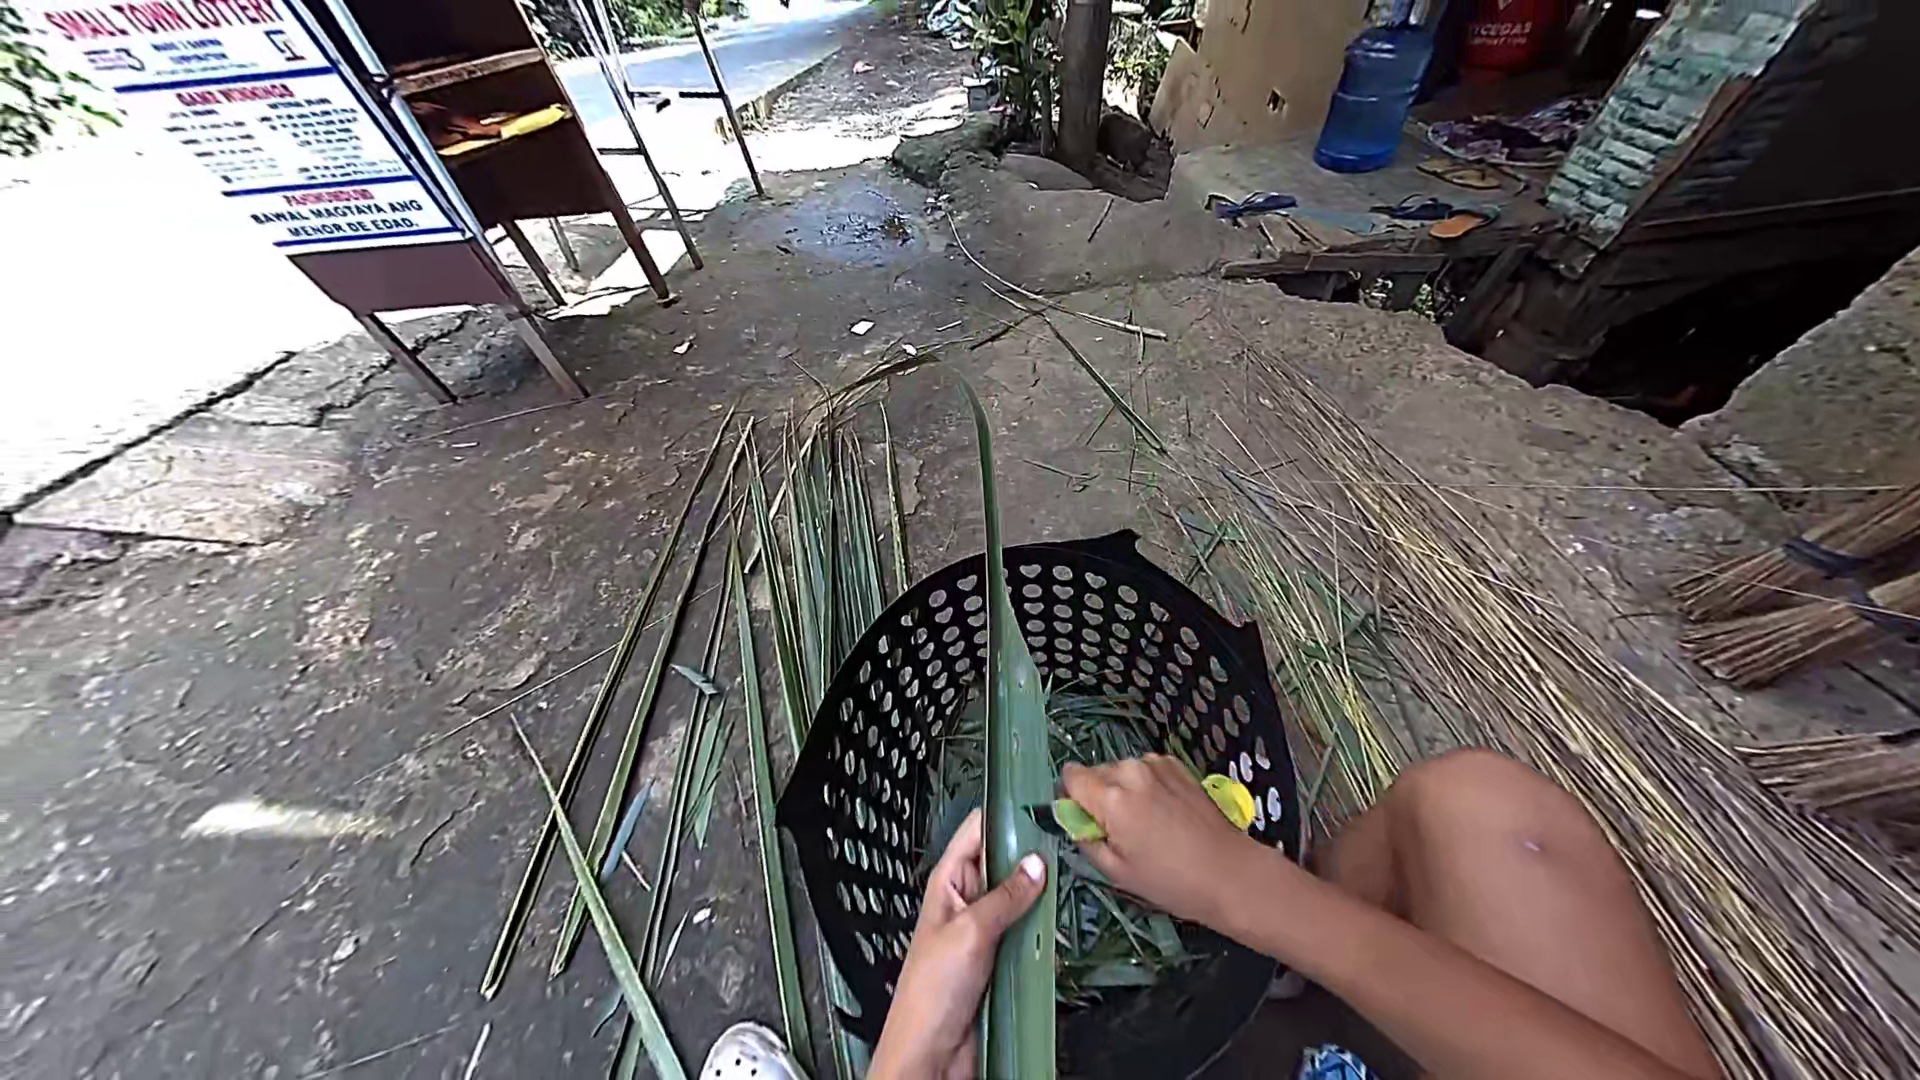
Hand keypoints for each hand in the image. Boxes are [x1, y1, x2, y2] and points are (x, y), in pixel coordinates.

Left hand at [870, 809, 1046, 1079]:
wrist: (931, 1058)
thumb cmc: (932, 990)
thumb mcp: (970, 931)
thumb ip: (1005, 896)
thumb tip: (1036, 862)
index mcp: (949, 878)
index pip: (977, 828)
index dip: (1004, 813)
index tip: (1037, 803)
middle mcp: (967, 896)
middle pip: (1002, 860)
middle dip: (1028, 854)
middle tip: (1063, 842)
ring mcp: (984, 925)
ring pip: (1017, 895)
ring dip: (1037, 893)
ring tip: (1067, 877)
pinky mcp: (999, 954)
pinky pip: (1023, 928)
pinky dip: (1039, 925)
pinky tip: (1058, 920)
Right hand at [1061, 755, 1264, 927]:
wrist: (1231, 873)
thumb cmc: (1171, 881)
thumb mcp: (1117, 872)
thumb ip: (1085, 838)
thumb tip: (1071, 818)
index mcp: (1111, 798)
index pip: (1070, 776)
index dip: (1071, 796)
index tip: (1084, 817)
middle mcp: (1129, 771)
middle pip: (1094, 772)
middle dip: (1098, 794)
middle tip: (1120, 827)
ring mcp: (1154, 763)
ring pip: (1120, 769)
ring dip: (1122, 788)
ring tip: (1147, 820)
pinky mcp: (1173, 763)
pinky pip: (1143, 768)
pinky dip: (1145, 783)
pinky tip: (1164, 809)